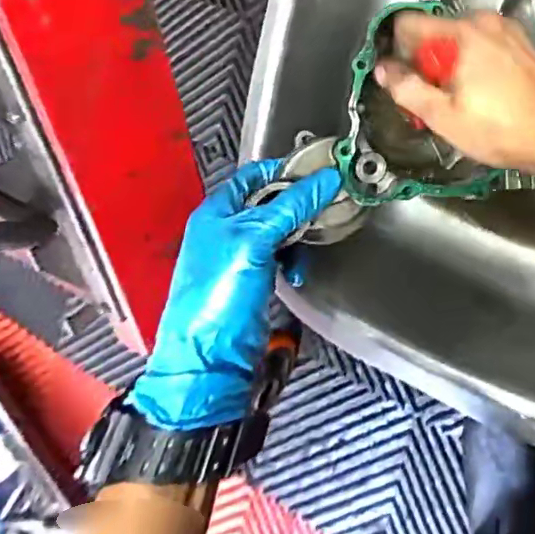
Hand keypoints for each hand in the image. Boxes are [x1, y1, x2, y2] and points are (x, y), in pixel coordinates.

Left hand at [128, 158, 341, 430]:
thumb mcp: (256, 239)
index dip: (284, 169)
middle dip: (298, 203)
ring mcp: (241, 257)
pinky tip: (297, 269)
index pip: (255, 174)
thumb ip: (291, 204)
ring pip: (281, 227)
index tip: (316, 170)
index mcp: (216, 212)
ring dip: (299, 232)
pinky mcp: (255, 280)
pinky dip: (295, 258)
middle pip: (272, 200)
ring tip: (307, 240)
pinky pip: (283, 255)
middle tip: (322, 202)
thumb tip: (324, 178)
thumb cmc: (215, 300)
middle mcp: (226, 231)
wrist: (210, 364)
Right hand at [373, 10, 534, 173]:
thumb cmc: (504, 129)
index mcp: (463, 34)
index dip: (399, 51)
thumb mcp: (444, 116)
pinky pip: (481, 44)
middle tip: (437, 99)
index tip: (407, 78)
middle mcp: (485, 22)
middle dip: (427, 63)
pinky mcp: (518, 42)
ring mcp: (505, 30)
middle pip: (435, 32)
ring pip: (458, 39)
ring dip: (450, 65)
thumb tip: (385, 70)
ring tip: (461, 100)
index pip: (409, 23)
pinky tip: (482, 94)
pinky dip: (473, 63)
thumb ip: (407, 89)